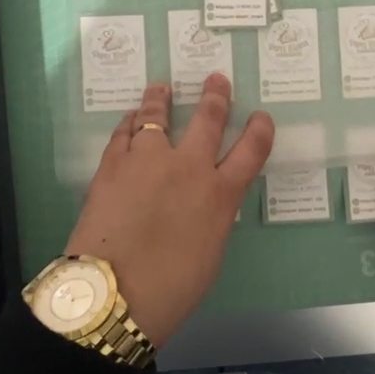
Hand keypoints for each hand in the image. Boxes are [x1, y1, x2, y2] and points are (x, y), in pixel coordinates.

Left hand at [64, 74, 273, 346]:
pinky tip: (130, 118)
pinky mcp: (113, 165)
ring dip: (161, 99)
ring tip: (161, 87)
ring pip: (158, 117)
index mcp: (220, 195)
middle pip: (207, 121)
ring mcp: (148, 161)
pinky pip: (124, 134)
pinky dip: (130, 122)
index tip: (261, 117)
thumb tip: (204, 204)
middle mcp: (189, 168)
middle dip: (215, 97)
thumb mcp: (209, 253)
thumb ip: (211, 218)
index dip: (259, 131)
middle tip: (216, 80)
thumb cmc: (171, 289)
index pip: (250, 152)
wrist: (114, 294)